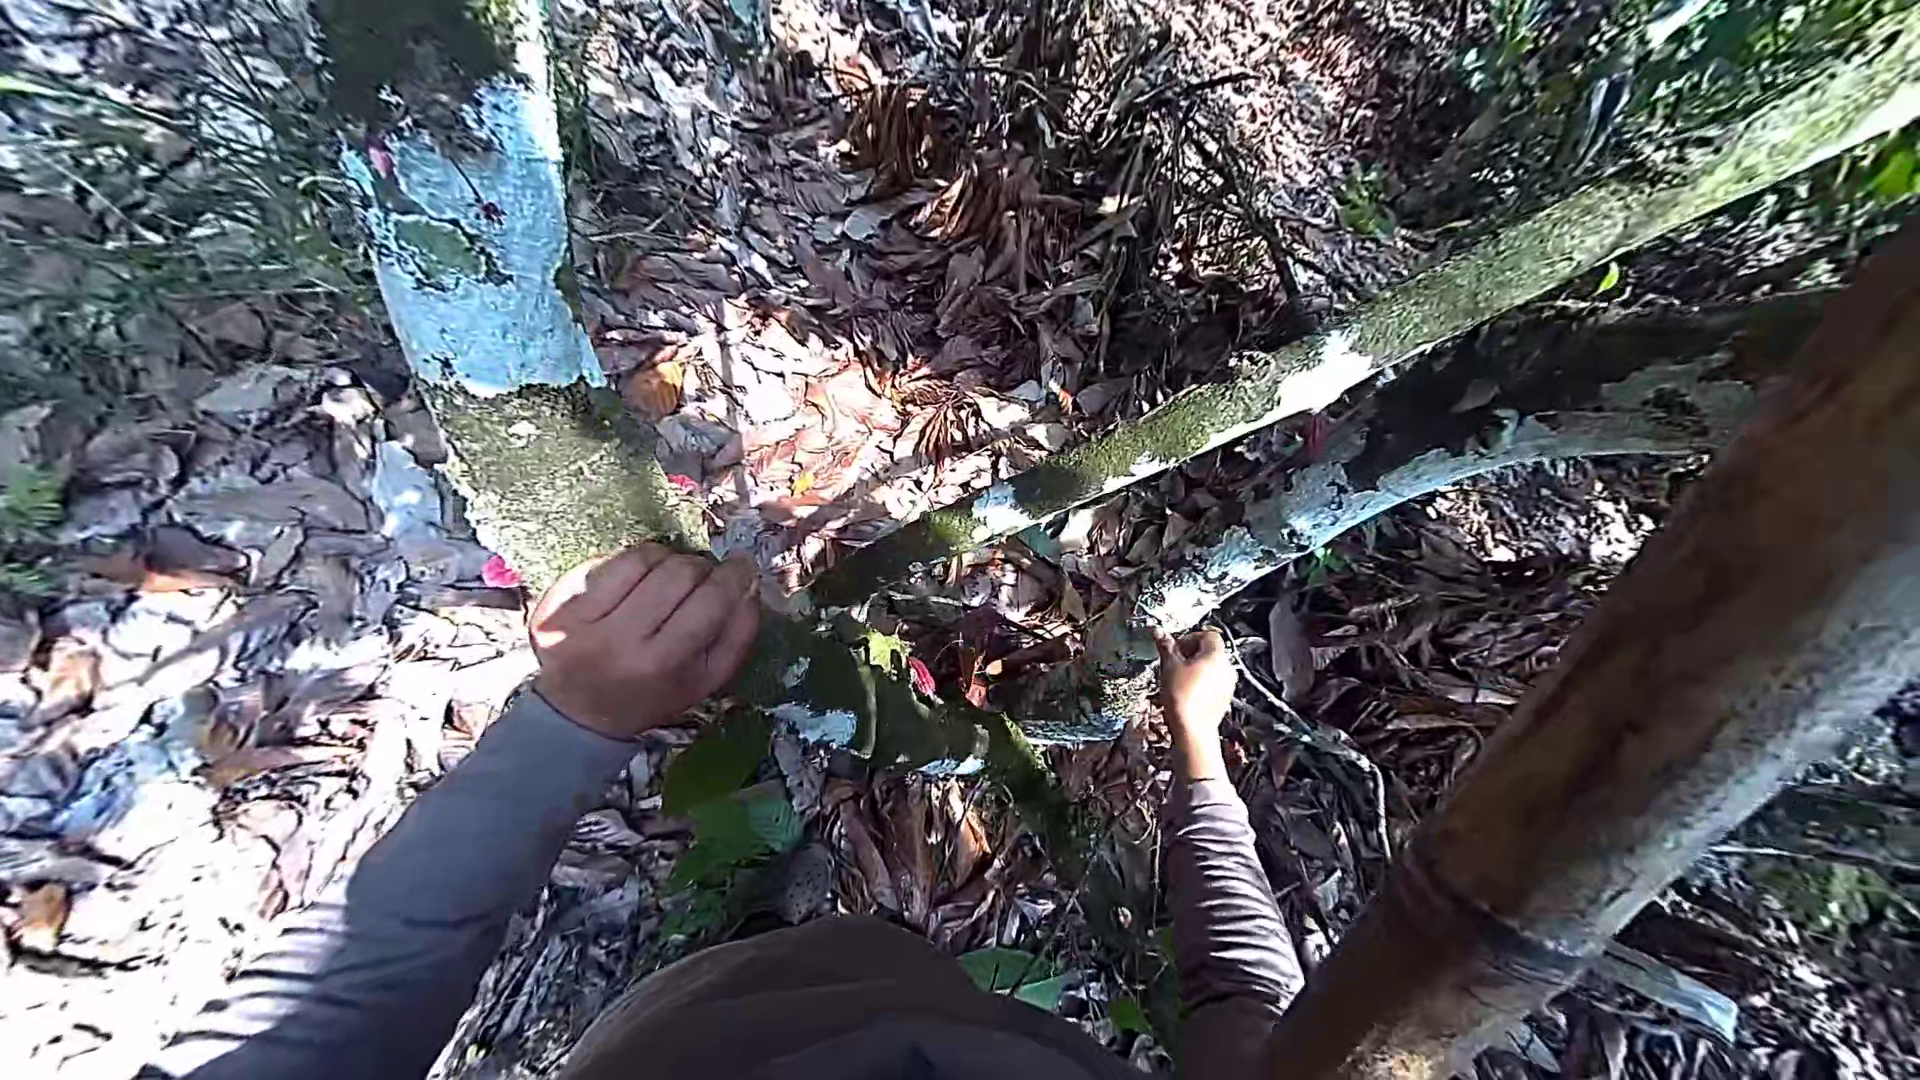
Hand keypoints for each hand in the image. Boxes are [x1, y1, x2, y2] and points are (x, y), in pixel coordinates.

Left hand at [529, 543, 760, 738]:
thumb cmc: (654, 695)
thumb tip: (749, 585)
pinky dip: (634, 562)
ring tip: (669, 579)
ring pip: (643, 557)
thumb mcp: (708, 679)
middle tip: (704, 578)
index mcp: (660, 663)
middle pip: (678, 572)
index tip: (743, 566)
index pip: (709, 601)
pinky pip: (609, 559)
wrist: (578, 712)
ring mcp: (579, 619)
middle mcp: (616, 639)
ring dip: (668, 559)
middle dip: (701, 568)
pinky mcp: (556, 602)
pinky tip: (638, 581)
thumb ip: (738, 634)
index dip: (734, 576)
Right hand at [1152, 627, 1236, 781]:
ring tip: (1178, 677)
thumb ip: (1166, 646)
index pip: (1208, 634)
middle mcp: (1227, 668)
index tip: (1176, 647)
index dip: (1190, 637)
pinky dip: (1202, 681)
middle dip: (1191, 652)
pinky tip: (1186, 690)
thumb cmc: (1183, 698)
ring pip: (1212, 666)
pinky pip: (1214, 681)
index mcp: (1216, 656)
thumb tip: (1159, 632)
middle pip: (1210, 650)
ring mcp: (1228, 684)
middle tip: (1174, 661)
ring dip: (1196, 667)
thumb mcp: (1169, 666)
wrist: (1193, 729)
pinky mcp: (1224, 698)